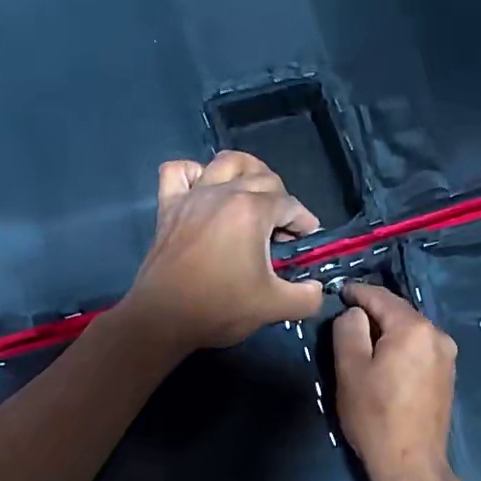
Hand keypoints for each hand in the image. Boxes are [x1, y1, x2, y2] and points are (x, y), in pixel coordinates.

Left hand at [118, 151, 323, 351]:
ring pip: (226, 163)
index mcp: (251, 211)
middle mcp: (223, 193)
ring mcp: (193, 196)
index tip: (307, 243)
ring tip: (255, 197)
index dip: (305, 222)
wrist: (165, 318)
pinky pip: (180, 172)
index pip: (290, 204)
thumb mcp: (277, 307)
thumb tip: (316, 288)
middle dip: (282, 200)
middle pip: (263, 177)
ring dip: (247, 173)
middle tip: (284, 231)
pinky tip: (207, 191)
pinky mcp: (169, 206)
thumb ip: (308, 296)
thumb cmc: (222, 308)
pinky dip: (196, 174)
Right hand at [333, 284, 461, 480]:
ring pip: (411, 333)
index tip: (338, 292)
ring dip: (388, 333)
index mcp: (415, 329)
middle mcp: (438, 336)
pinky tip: (387, 363)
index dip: (356, 292)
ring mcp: (448, 357)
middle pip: (399, 313)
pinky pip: (420, 351)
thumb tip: (356, 313)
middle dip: (373, 314)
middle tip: (346, 322)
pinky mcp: (447, 377)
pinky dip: (402, 349)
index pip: (381, 297)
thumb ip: (349, 330)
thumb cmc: (375, 416)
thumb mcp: (350, 369)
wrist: (411, 464)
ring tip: (363, 344)